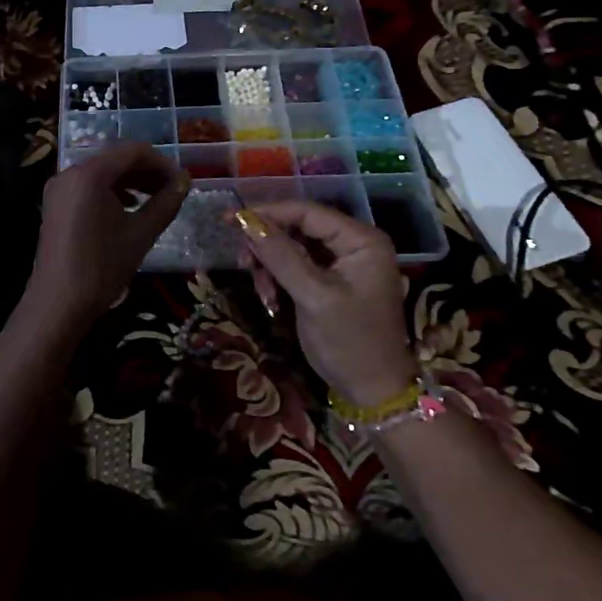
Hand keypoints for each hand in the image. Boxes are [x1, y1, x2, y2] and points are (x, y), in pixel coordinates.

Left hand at [27, 143, 188, 324]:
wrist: (59, 302)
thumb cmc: (102, 267)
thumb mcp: (141, 233)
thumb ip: (166, 202)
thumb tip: (184, 181)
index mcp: (89, 175)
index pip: (132, 151)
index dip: (161, 162)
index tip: (182, 181)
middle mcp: (69, 173)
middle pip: (114, 159)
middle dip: (146, 171)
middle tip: (172, 190)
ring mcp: (58, 188)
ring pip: (100, 172)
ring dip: (129, 181)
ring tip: (155, 200)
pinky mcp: (54, 204)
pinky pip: (86, 186)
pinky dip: (109, 191)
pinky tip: (128, 208)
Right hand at [236, 201, 416, 406]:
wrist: (371, 388)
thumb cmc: (350, 340)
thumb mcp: (313, 297)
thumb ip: (281, 257)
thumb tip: (247, 222)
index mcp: (361, 241)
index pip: (307, 212)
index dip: (268, 213)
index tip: (230, 220)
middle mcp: (352, 245)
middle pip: (297, 227)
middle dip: (266, 244)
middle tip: (242, 262)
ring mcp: (341, 263)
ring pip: (290, 247)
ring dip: (268, 265)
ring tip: (262, 291)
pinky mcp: (328, 281)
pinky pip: (293, 266)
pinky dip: (276, 278)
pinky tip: (270, 299)